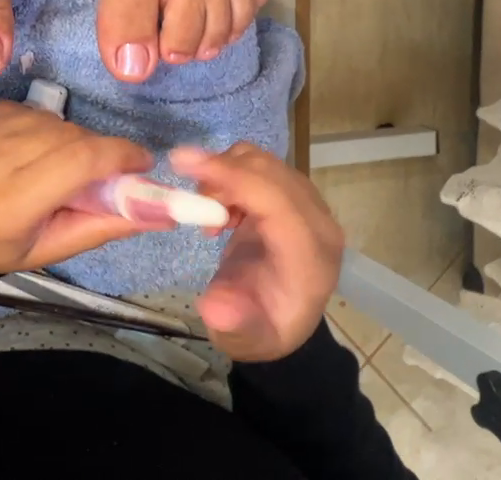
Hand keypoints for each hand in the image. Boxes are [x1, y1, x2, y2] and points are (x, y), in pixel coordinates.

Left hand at [0, 100, 157, 274]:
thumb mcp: (47, 250)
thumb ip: (102, 226)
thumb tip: (161, 210)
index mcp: (8, 203)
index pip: (78, 162)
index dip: (118, 155)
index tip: (142, 161)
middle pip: (69, 137)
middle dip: (95, 151)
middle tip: (99, 172)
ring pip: (50, 120)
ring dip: (65, 138)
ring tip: (51, 163)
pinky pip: (26, 108)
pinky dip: (37, 126)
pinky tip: (24, 147)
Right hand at [171, 143, 343, 361]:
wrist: (278, 319)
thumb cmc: (260, 328)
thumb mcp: (245, 339)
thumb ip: (235, 324)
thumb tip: (216, 307)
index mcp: (310, 259)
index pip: (276, 202)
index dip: (232, 177)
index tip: (182, 163)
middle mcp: (318, 224)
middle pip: (268, 172)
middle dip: (221, 173)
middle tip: (191, 202)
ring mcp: (309, 205)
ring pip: (262, 161)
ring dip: (225, 173)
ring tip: (209, 211)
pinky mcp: (294, 194)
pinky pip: (259, 165)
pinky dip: (231, 173)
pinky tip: (222, 207)